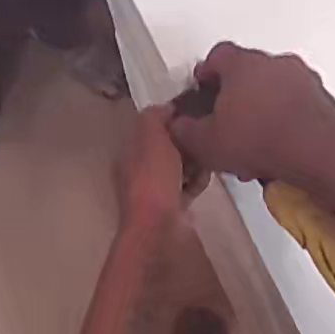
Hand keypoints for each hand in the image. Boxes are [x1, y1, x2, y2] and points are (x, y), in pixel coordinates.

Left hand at [119, 106, 199, 227]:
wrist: (158, 226)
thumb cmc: (154, 178)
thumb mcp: (152, 136)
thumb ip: (156, 116)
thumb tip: (167, 107)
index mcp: (130, 148)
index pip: (153, 124)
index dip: (173, 117)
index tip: (195, 113)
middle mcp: (139, 167)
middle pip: (170, 145)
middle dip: (189, 142)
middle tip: (202, 142)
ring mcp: (154, 187)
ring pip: (182, 165)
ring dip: (195, 164)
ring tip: (204, 166)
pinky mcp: (170, 204)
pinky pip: (187, 185)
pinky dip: (196, 182)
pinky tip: (200, 184)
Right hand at [168, 43, 334, 181]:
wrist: (313, 151)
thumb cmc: (263, 138)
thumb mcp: (204, 142)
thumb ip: (184, 131)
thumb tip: (178, 128)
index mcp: (242, 65)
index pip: (217, 55)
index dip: (205, 72)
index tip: (201, 84)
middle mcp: (274, 64)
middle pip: (247, 70)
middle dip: (234, 92)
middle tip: (224, 115)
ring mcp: (302, 79)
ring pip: (273, 87)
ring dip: (261, 106)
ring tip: (251, 137)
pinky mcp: (321, 100)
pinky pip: (295, 104)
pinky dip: (284, 119)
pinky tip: (275, 146)